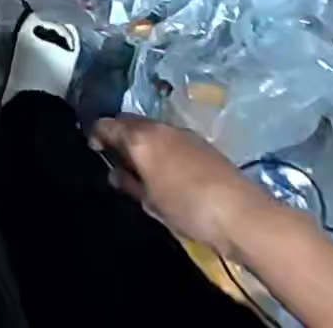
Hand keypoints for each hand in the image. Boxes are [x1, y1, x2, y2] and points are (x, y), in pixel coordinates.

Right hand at [91, 116, 272, 253]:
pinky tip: (165, 167)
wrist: (238, 210)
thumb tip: (115, 173)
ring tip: (140, 165)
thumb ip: (129, 184)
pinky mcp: (198, 140)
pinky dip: (159, 144)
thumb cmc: (187, 208)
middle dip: (119, 135)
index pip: (107, 124)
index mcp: (140, 138)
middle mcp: (158, 126)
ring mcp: (180, 130)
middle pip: (129, 121)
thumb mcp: (150, 202)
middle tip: (116, 158)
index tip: (94, 149)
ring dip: (141, 139)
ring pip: (150, 127)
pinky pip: (168, 135)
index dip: (96, 134)